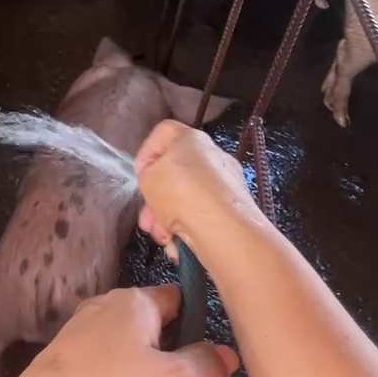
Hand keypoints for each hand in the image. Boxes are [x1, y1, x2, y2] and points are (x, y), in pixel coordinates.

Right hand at [136, 120, 267, 264]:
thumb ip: (147, 175)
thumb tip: (158, 183)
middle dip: (157, 197)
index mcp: (192, 138)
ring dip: (169, 216)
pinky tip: (179, 243)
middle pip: (175, 172)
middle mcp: (213, 156)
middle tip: (147, 218)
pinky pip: (204, 214)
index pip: (163, 133)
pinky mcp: (236, 210)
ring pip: (188, 197)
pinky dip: (190, 226)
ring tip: (162, 237)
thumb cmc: (180, 192)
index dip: (146, 152)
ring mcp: (228, 184)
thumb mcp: (147, 179)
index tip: (141, 175)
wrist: (224, 229)